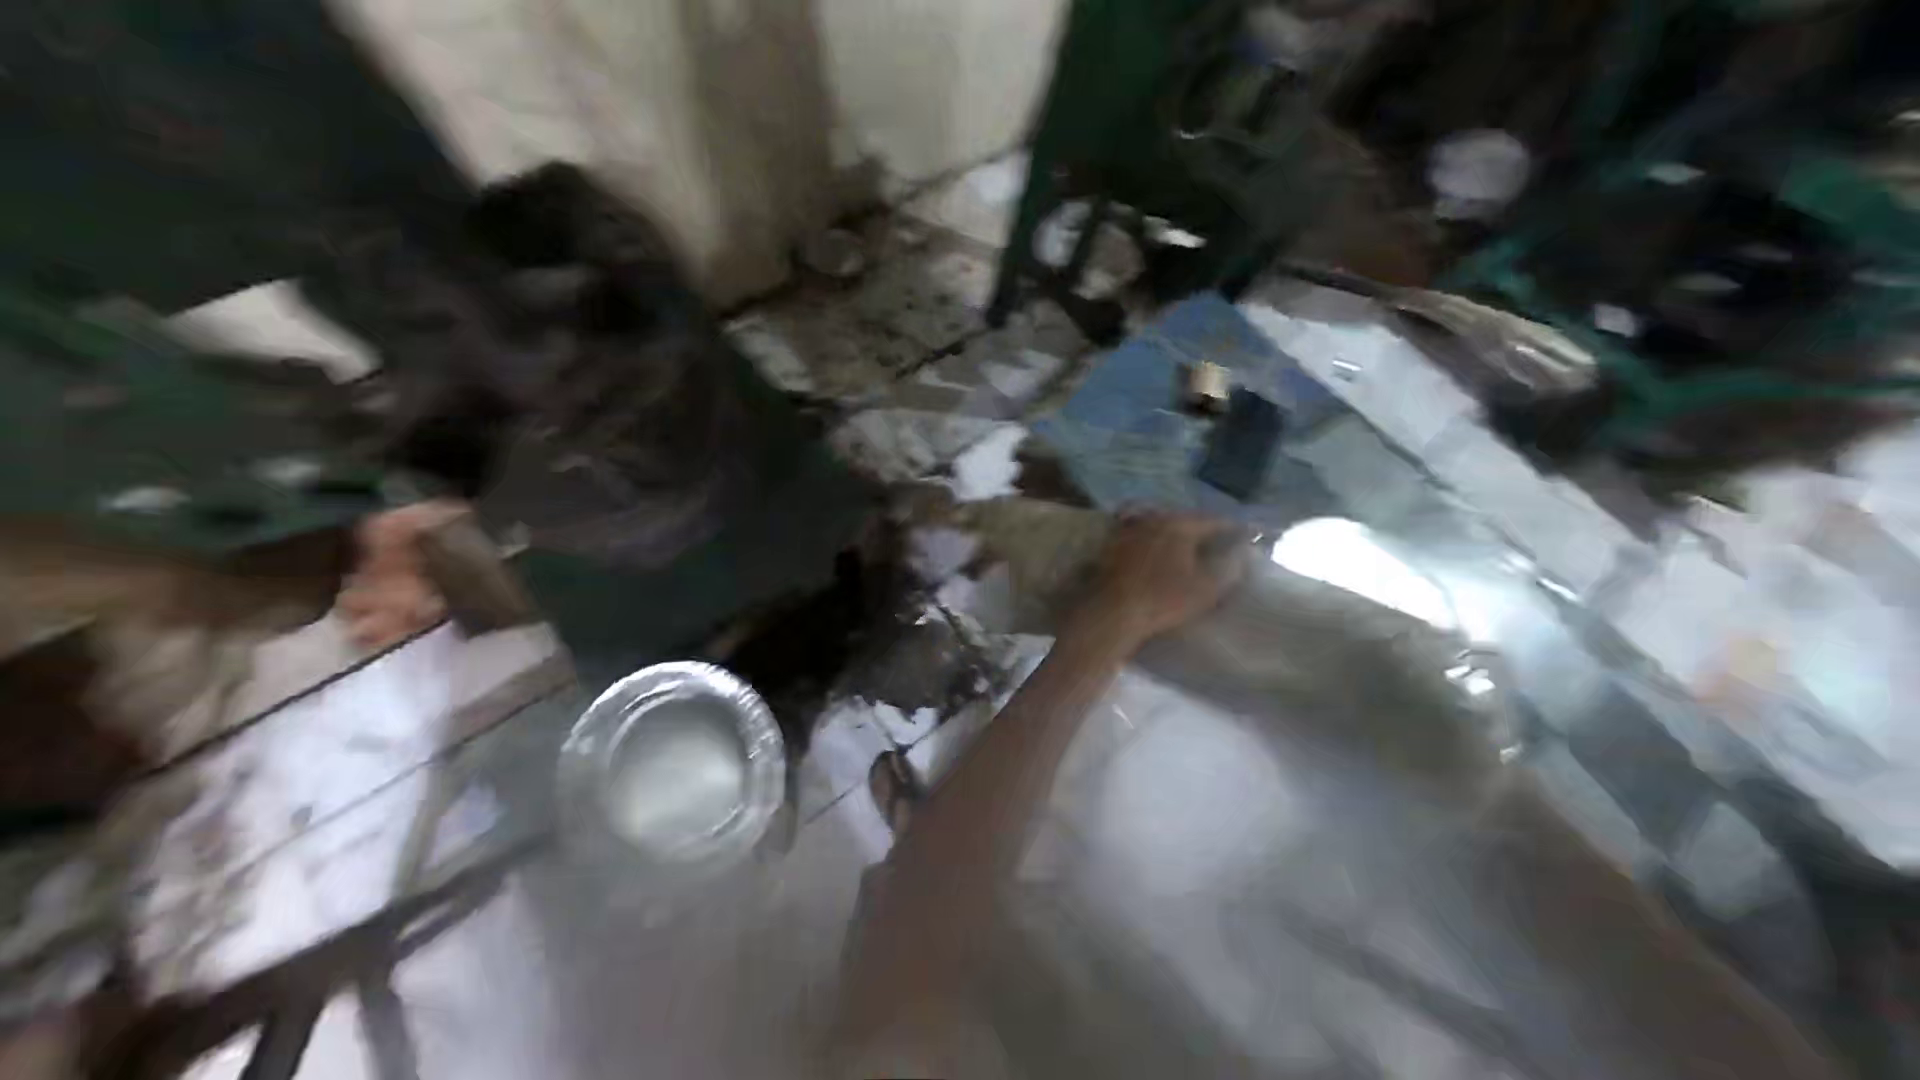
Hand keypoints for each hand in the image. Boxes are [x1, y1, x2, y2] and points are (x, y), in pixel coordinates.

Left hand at [1071, 512, 1246, 649]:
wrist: (1111, 611)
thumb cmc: (1162, 600)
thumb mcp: (1205, 590)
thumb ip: (1228, 569)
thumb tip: (1241, 554)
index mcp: (1178, 524)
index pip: (1212, 520)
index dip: (1230, 528)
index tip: (1243, 534)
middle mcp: (1152, 518)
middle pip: (1183, 519)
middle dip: (1200, 527)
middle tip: (1215, 539)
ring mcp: (1128, 528)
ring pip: (1157, 523)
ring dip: (1172, 530)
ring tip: (1185, 544)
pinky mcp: (1110, 543)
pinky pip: (1136, 533)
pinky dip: (1148, 538)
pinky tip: (1152, 550)